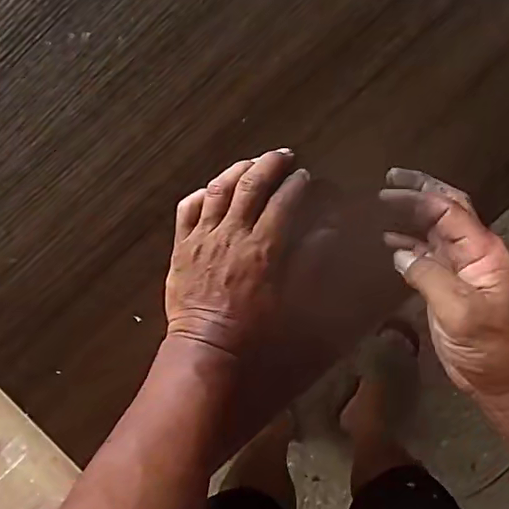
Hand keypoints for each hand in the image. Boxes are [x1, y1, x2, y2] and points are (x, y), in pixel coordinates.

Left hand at [165, 150, 311, 358]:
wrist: (208, 352)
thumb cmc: (256, 336)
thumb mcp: (295, 302)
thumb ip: (311, 262)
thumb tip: (327, 230)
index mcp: (263, 247)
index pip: (284, 201)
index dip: (298, 184)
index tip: (306, 176)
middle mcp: (231, 235)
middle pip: (250, 186)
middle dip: (269, 165)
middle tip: (283, 156)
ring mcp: (202, 239)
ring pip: (217, 191)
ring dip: (236, 171)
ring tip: (250, 163)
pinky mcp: (181, 249)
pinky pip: (186, 211)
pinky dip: (199, 195)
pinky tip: (209, 190)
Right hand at [379, 168, 508, 399]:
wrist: (506, 382)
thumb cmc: (492, 348)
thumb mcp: (460, 311)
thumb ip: (430, 277)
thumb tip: (400, 253)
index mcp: (484, 253)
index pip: (450, 211)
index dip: (418, 196)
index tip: (386, 189)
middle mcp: (474, 254)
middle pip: (446, 210)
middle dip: (419, 190)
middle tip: (388, 178)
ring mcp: (461, 269)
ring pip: (434, 230)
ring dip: (409, 215)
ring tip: (378, 206)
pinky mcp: (447, 286)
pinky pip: (425, 254)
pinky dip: (405, 242)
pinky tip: (385, 241)